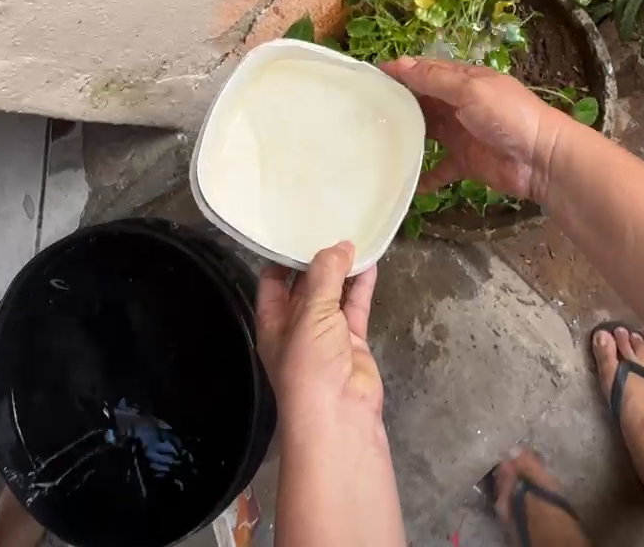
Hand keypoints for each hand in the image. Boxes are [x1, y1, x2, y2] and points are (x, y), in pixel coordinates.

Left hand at [255, 241, 381, 424]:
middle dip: (317, 260)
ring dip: (343, 270)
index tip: (298, 228)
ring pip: (334, 294)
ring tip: (353, 237)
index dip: (284, 255)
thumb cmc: (310, 365)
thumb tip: (340, 246)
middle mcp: (297, 326)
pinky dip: (362, 285)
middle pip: (306, 285)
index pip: (273, 280)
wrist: (340, 418)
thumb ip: (325, 276)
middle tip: (330, 225)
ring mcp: (326, 335)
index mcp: (273, 322)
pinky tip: (370, 262)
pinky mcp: (352, 342)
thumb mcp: (311, 314)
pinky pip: (356, 307)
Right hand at [380, 55, 575, 204]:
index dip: (399, 72)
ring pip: (426, 132)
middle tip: (362, 111)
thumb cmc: (508, 116)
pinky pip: (439, 169)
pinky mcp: (465, 162)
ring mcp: (461, 134)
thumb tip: (398, 64)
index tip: (368, 77)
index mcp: (463, 80)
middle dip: (397, 105)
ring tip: (375, 142)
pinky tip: (405, 181)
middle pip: (422, 101)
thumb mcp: (470, 90)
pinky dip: (424, 176)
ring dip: (406, 136)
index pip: (424, 71)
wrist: (542, 159)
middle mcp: (459, 104)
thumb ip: (434, 79)